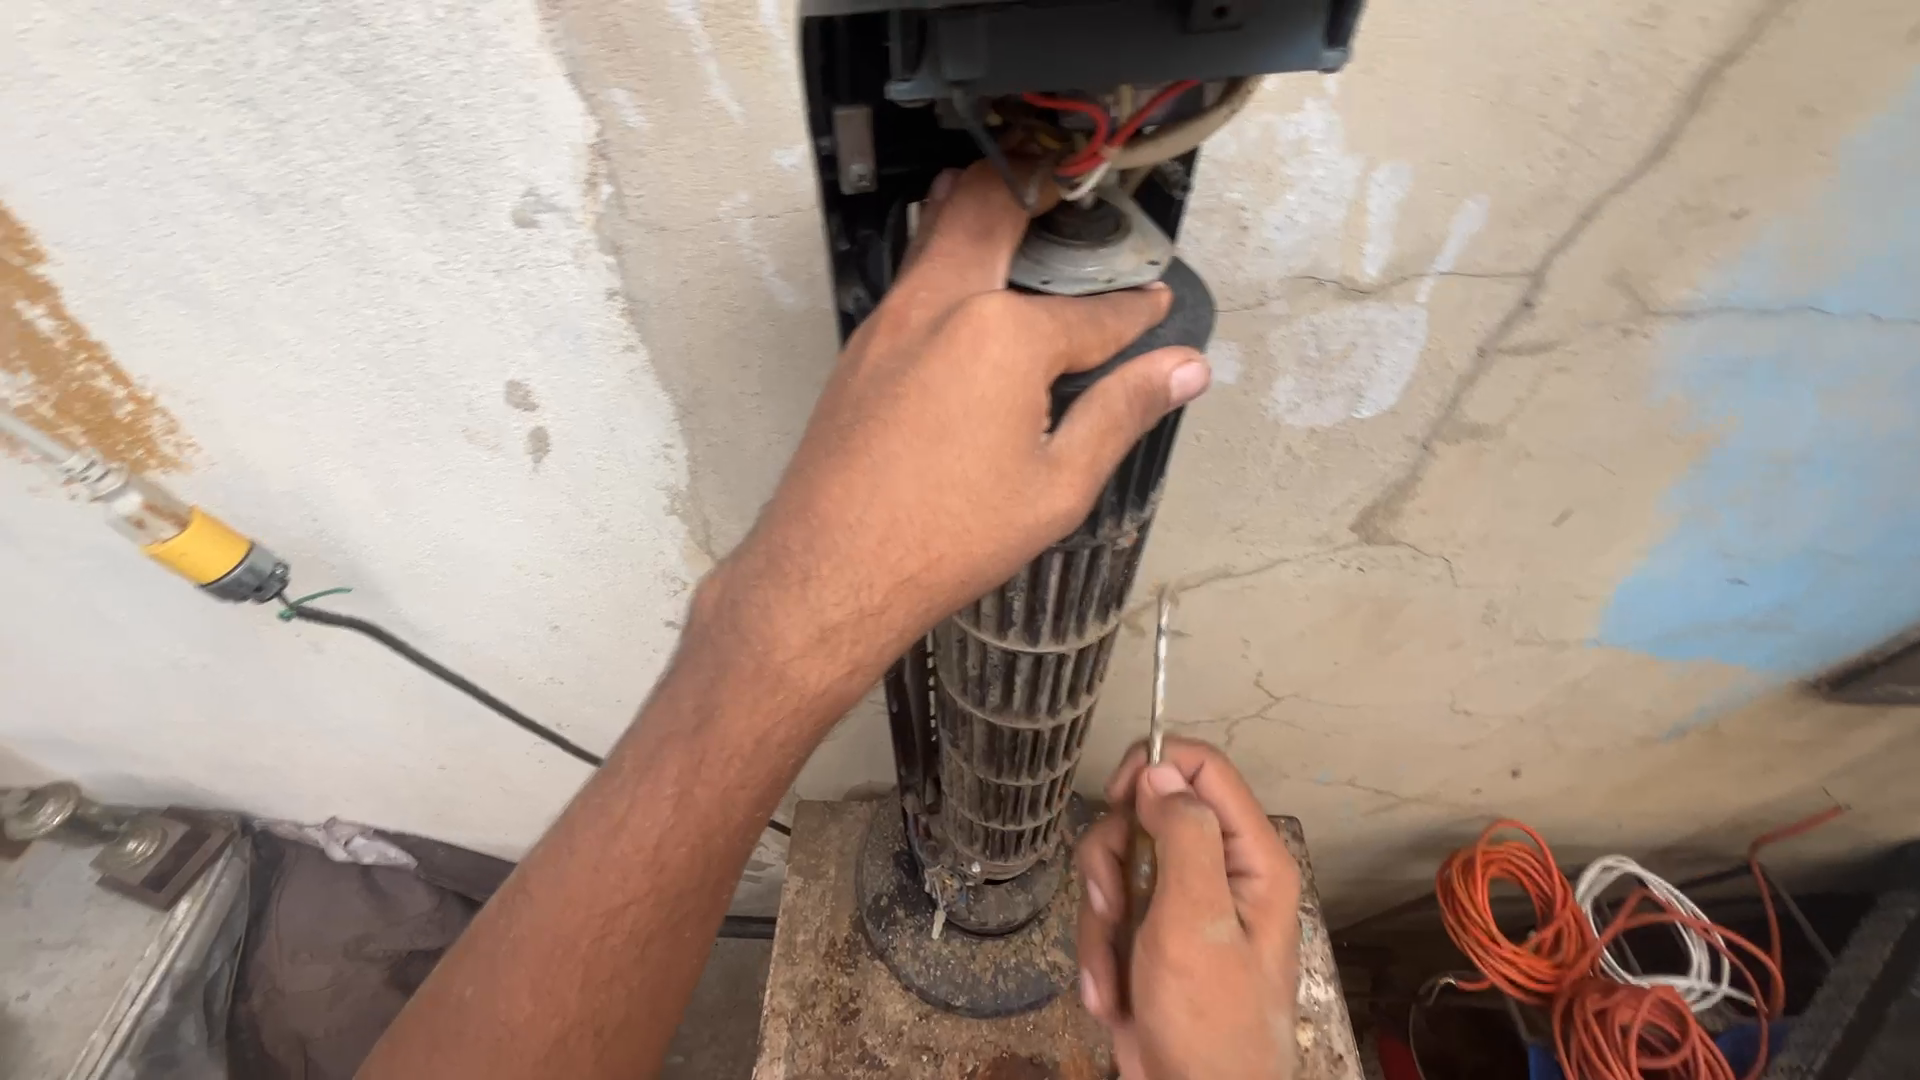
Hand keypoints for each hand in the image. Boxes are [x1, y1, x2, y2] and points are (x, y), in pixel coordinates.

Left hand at [697, 161, 1211, 705]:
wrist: (832, 569)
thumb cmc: (948, 537)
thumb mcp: (1057, 486)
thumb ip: (1123, 413)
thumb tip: (1184, 368)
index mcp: (1004, 335)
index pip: (1092, 315)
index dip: (1133, 312)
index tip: (1154, 306)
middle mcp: (942, 306)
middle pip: (995, 212)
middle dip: (1038, 187)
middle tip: (1070, 181)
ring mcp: (891, 322)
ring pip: (939, 231)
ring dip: (979, 206)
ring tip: (1013, 198)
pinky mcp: (861, 348)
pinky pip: (911, 276)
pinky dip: (943, 253)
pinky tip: (960, 281)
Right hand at [1077, 737, 1301, 1079]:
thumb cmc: (1208, 1021)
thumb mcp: (1195, 923)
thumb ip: (1184, 836)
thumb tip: (1159, 771)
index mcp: (1251, 857)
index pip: (1203, 768)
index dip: (1154, 768)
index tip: (1116, 799)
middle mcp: (1219, 867)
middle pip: (1147, 811)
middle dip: (1114, 859)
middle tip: (1111, 905)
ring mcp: (1182, 897)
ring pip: (1117, 858)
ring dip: (1101, 915)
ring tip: (1111, 971)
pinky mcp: (1151, 926)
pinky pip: (1109, 903)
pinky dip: (1100, 945)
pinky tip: (1112, 992)